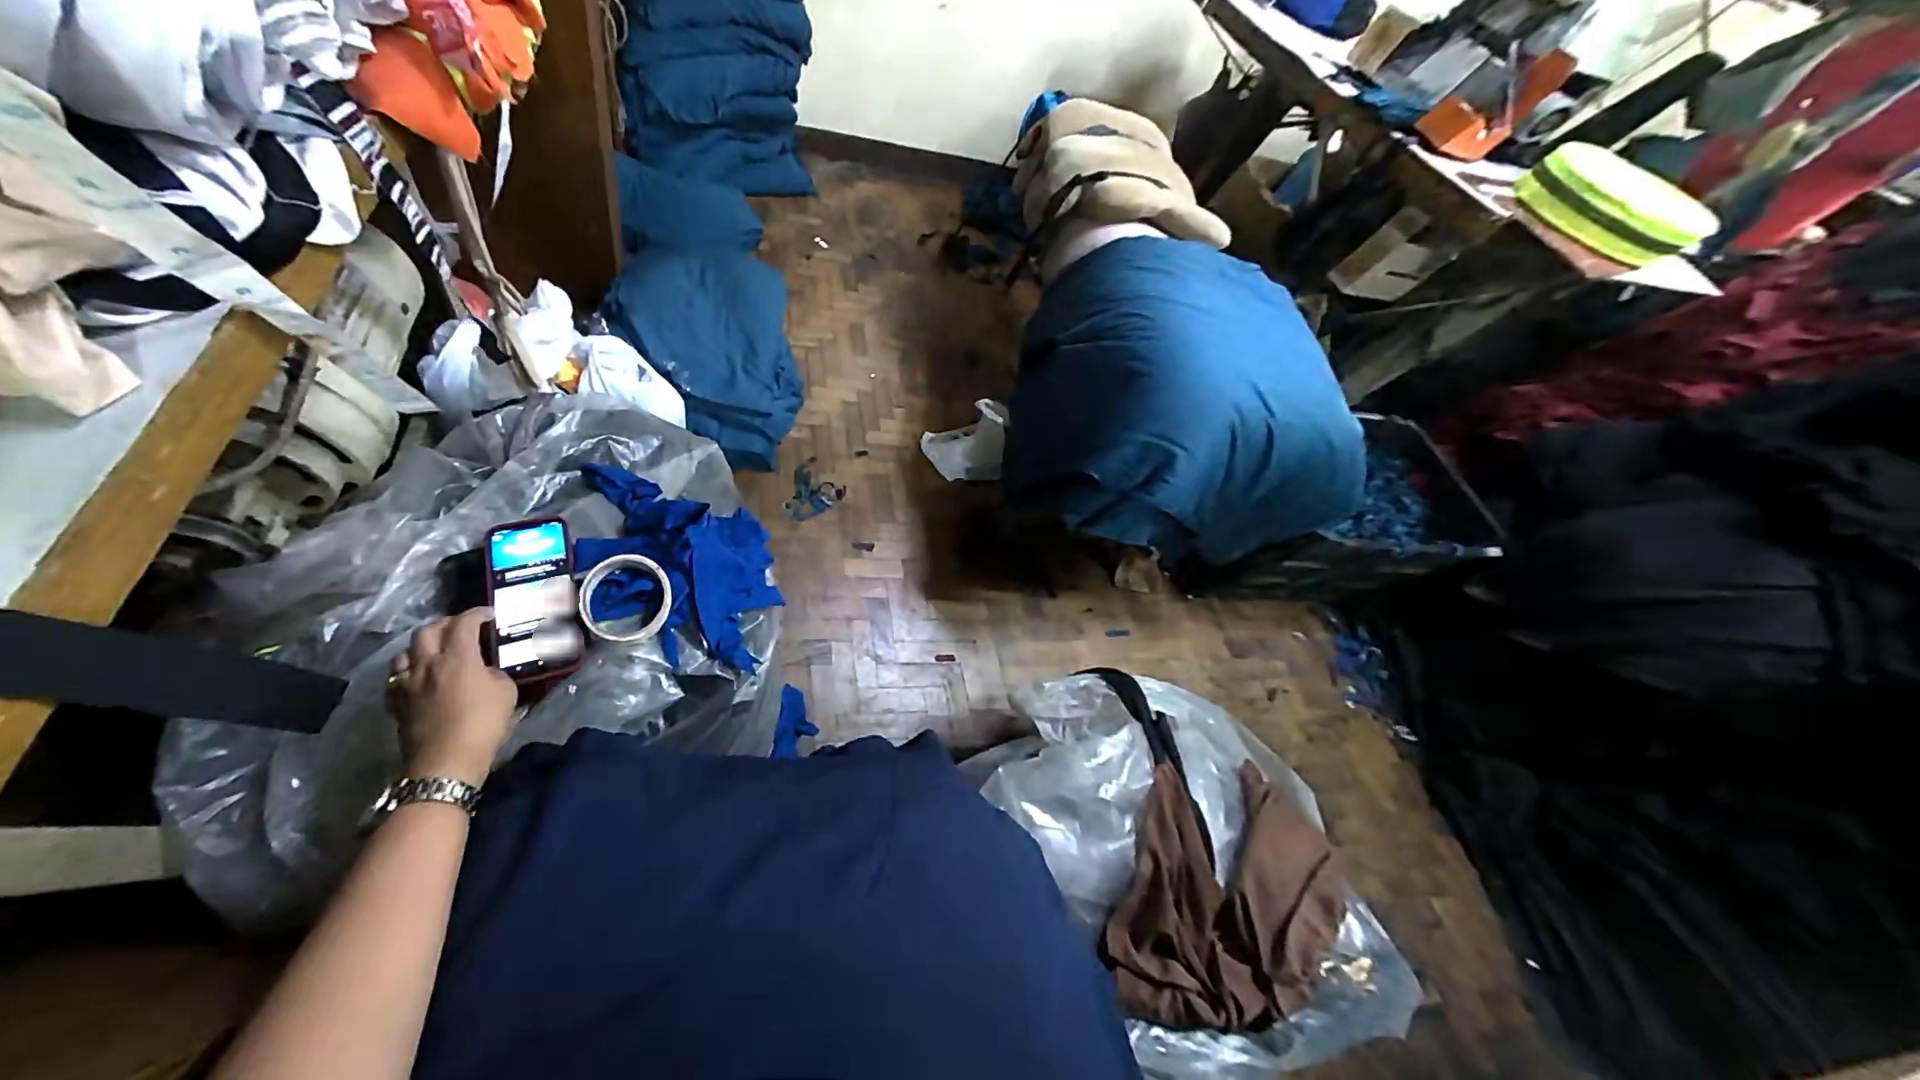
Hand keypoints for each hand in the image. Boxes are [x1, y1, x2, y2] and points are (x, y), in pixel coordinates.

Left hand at [387, 608, 517, 785]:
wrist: (445, 761)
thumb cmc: (483, 724)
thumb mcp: (506, 692)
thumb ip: (494, 674)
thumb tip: (484, 672)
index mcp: (458, 658)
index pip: (464, 624)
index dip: (477, 614)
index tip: (489, 614)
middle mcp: (427, 664)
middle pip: (428, 631)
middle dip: (446, 623)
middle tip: (462, 627)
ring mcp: (407, 683)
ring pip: (406, 651)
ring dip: (422, 645)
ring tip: (435, 649)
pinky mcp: (396, 702)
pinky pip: (396, 677)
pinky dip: (408, 670)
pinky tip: (417, 676)